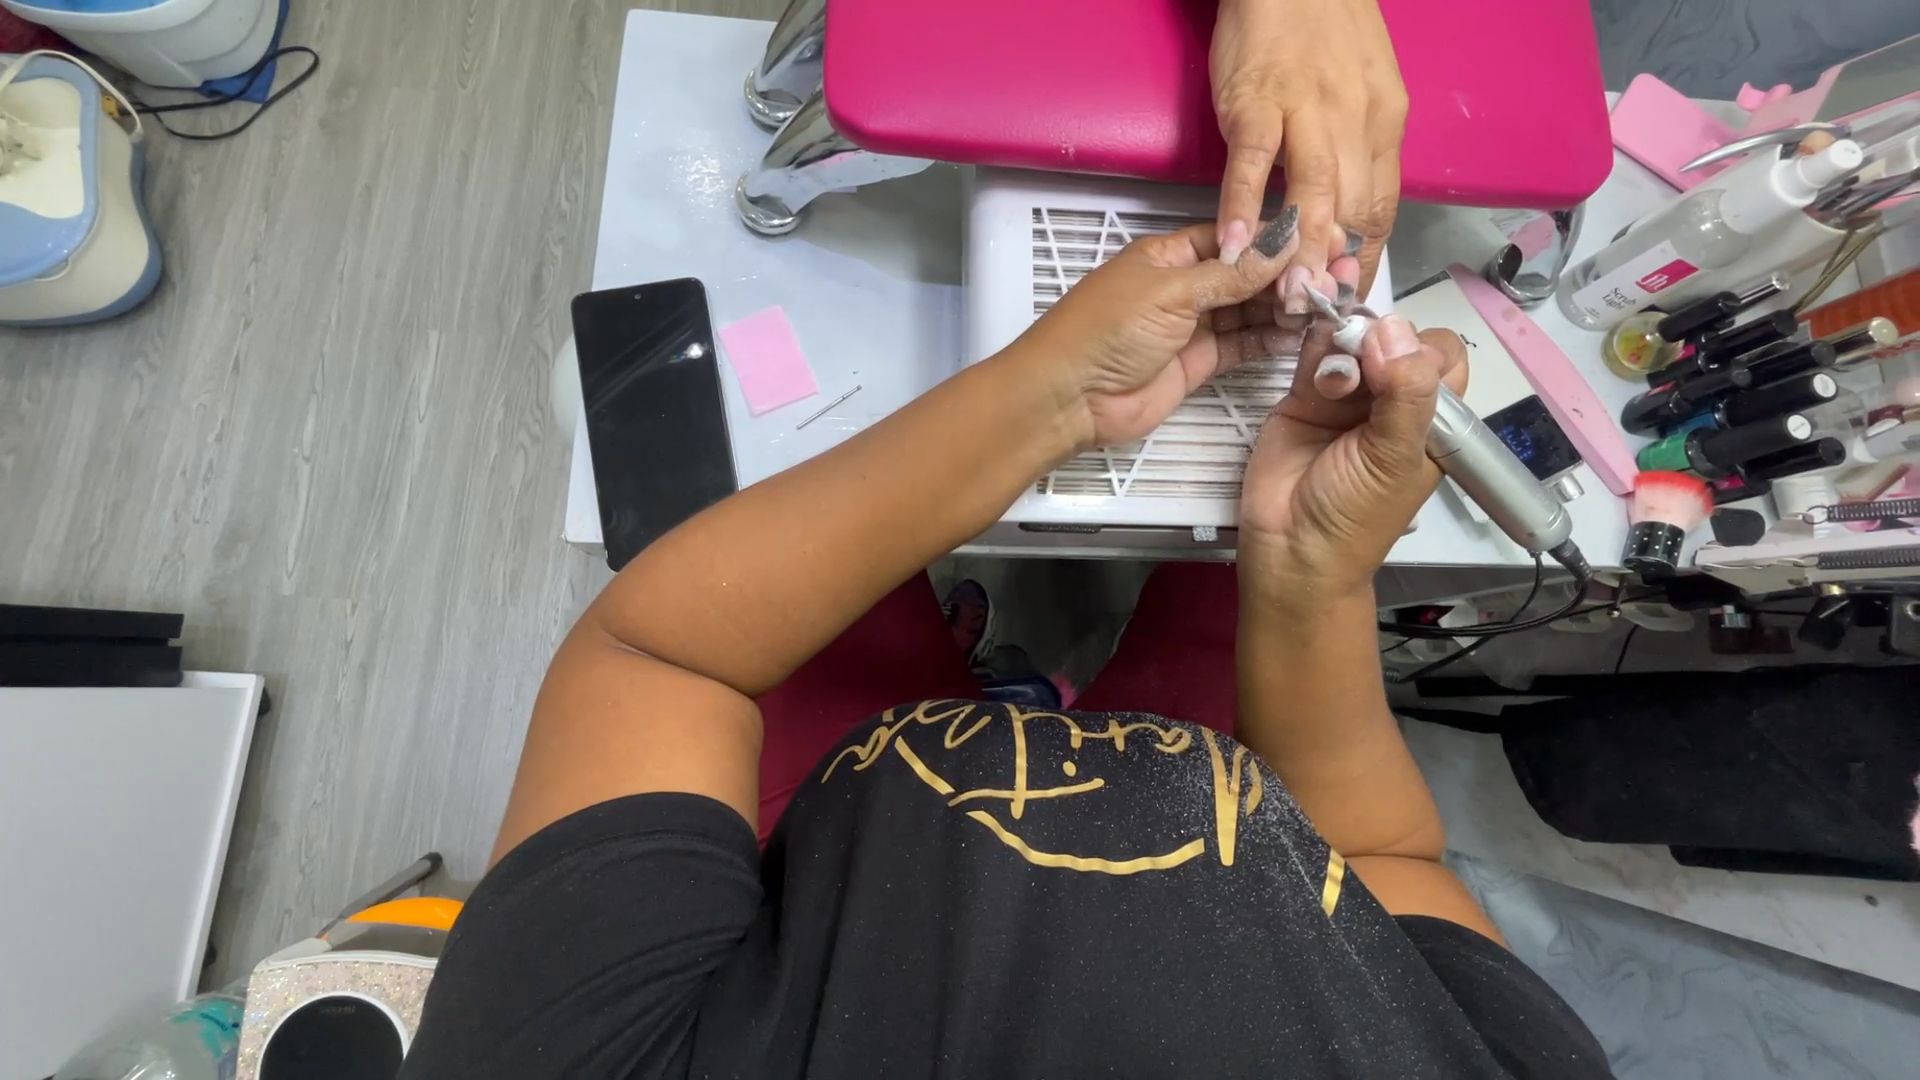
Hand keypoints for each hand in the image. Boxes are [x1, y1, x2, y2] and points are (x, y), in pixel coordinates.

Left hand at [1014, 214, 1307, 447]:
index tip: (1323, 241)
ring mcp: (1190, 327)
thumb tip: (1284, 240)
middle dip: (1288, 276)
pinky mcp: (1196, 363)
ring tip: (1328, 304)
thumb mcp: (1169, 291)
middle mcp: (1183, 287)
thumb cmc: (1105, 331)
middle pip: (1246, 275)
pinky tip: (1301, 333)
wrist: (1069, 397)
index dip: (1276, 240)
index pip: (1234, 238)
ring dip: (1285, 308)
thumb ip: (1230, 273)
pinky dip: (1269, 340)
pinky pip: (1241, 345)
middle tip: (1335, 278)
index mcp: (1169, 255)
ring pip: (1248, 311)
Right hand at [1210, 0, 1407, 304]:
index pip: (1380, 208)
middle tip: (1315, 319)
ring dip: (1298, 252)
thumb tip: (1339, 221)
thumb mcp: (1358, 93)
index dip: (1363, 261)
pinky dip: (1243, 207)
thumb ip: (1353, 156)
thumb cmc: (1321, 33)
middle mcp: (1355, 121)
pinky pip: (1253, 164)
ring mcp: (1307, 111)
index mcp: (1382, 124)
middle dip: (1335, 270)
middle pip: (1350, 209)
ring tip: (1283, 299)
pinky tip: (1234, 248)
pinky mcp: (1259, 102)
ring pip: (1312, 193)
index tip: (1345, 303)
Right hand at [1238, 316, 1467, 599]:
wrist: (1291, 546)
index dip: (1421, 349)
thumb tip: (1393, 326)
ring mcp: (1345, 398)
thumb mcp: (1395, 456)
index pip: (1441, 358)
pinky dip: (1315, 342)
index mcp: (1429, 418)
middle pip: (1394, 342)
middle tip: (1361, 361)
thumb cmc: (1355, 512)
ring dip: (1345, 343)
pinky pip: (1313, 356)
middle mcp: (1389, 401)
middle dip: (1379, 340)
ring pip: (1353, 342)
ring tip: (1332, 380)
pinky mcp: (1302, 398)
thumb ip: (1404, 391)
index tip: (1396, 367)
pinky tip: (1317, 353)